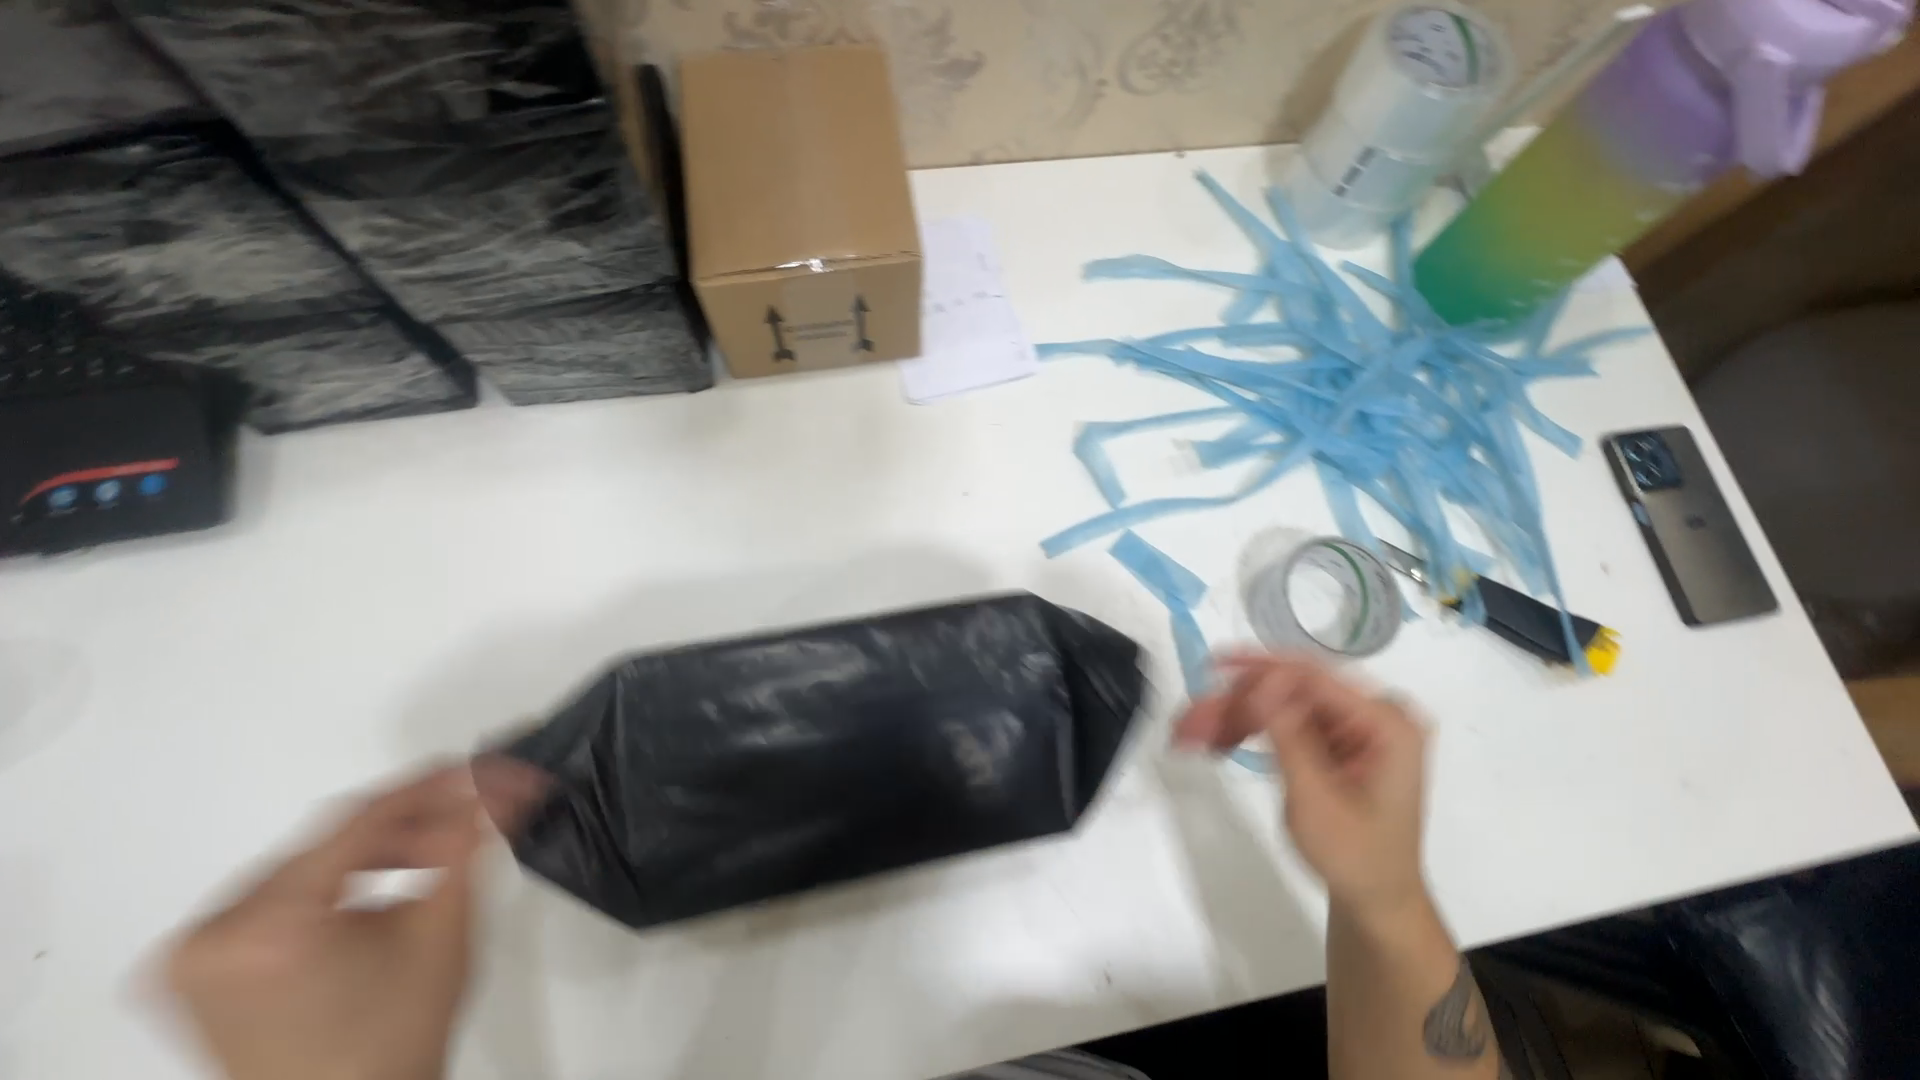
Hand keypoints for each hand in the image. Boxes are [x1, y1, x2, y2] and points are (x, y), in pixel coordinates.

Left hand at [165, 766, 488, 1079]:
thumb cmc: (394, 1037)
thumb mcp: (444, 928)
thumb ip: (469, 842)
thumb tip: (501, 782)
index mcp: (264, 927)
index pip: (361, 821)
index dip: (433, 789)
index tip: (480, 771)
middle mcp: (209, 936)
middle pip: (334, 842)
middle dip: (413, 825)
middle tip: (471, 817)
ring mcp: (193, 954)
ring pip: (310, 863)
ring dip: (379, 851)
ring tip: (434, 856)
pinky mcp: (197, 966)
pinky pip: (282, 892)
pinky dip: (338, 881)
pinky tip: (384, 884)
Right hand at [1175, 653, 1428, 919]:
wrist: (1376, 897)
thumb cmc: (1354, 856)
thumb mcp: (1316, 800)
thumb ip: (1289, 737)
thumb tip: (1260, 685)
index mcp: (1385, 722)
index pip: (1313, 678)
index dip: (1259, 672)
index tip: (1210, 674)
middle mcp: (1371, 713)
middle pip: (1288, 690)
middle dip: (1233, 703)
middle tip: (1185, 722)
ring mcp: (1352, 725)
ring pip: (1277, 703)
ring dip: (1232, 716)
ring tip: (1186, 734)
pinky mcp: (1334, 739)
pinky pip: (1282, 721)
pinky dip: (1248, 730)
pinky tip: (1214, 741)